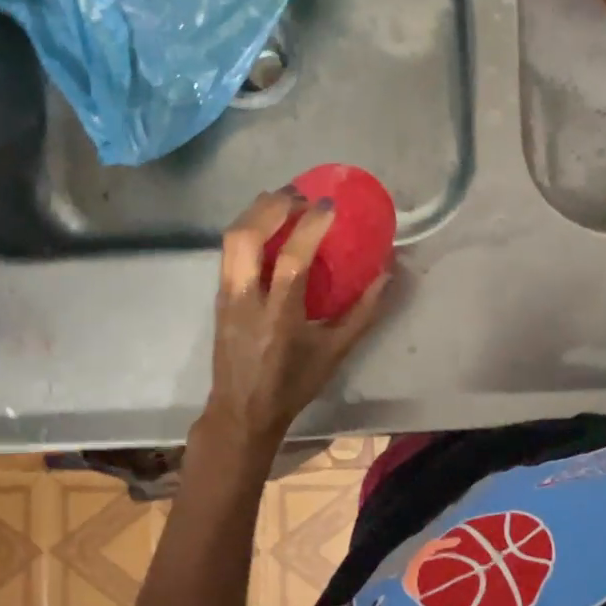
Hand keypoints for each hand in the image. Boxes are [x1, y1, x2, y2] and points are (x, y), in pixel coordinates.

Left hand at [198, 191, 389, 452]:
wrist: (241, 411)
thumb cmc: (292, 384)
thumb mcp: (335, 353)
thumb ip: (363, 312)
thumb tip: (387, 274)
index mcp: (279, 318)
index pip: (291, 260)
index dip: (310, 227)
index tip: (328, 206)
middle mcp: (246, 301)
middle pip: (245, 238)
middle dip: (271, 207)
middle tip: (299, 194)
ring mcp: (226, 297)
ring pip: (231, 240)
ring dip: (255, 212)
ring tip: (282, 200)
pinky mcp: (218, 296)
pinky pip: (229, 251)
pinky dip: (247, 228)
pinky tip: (266, 225)